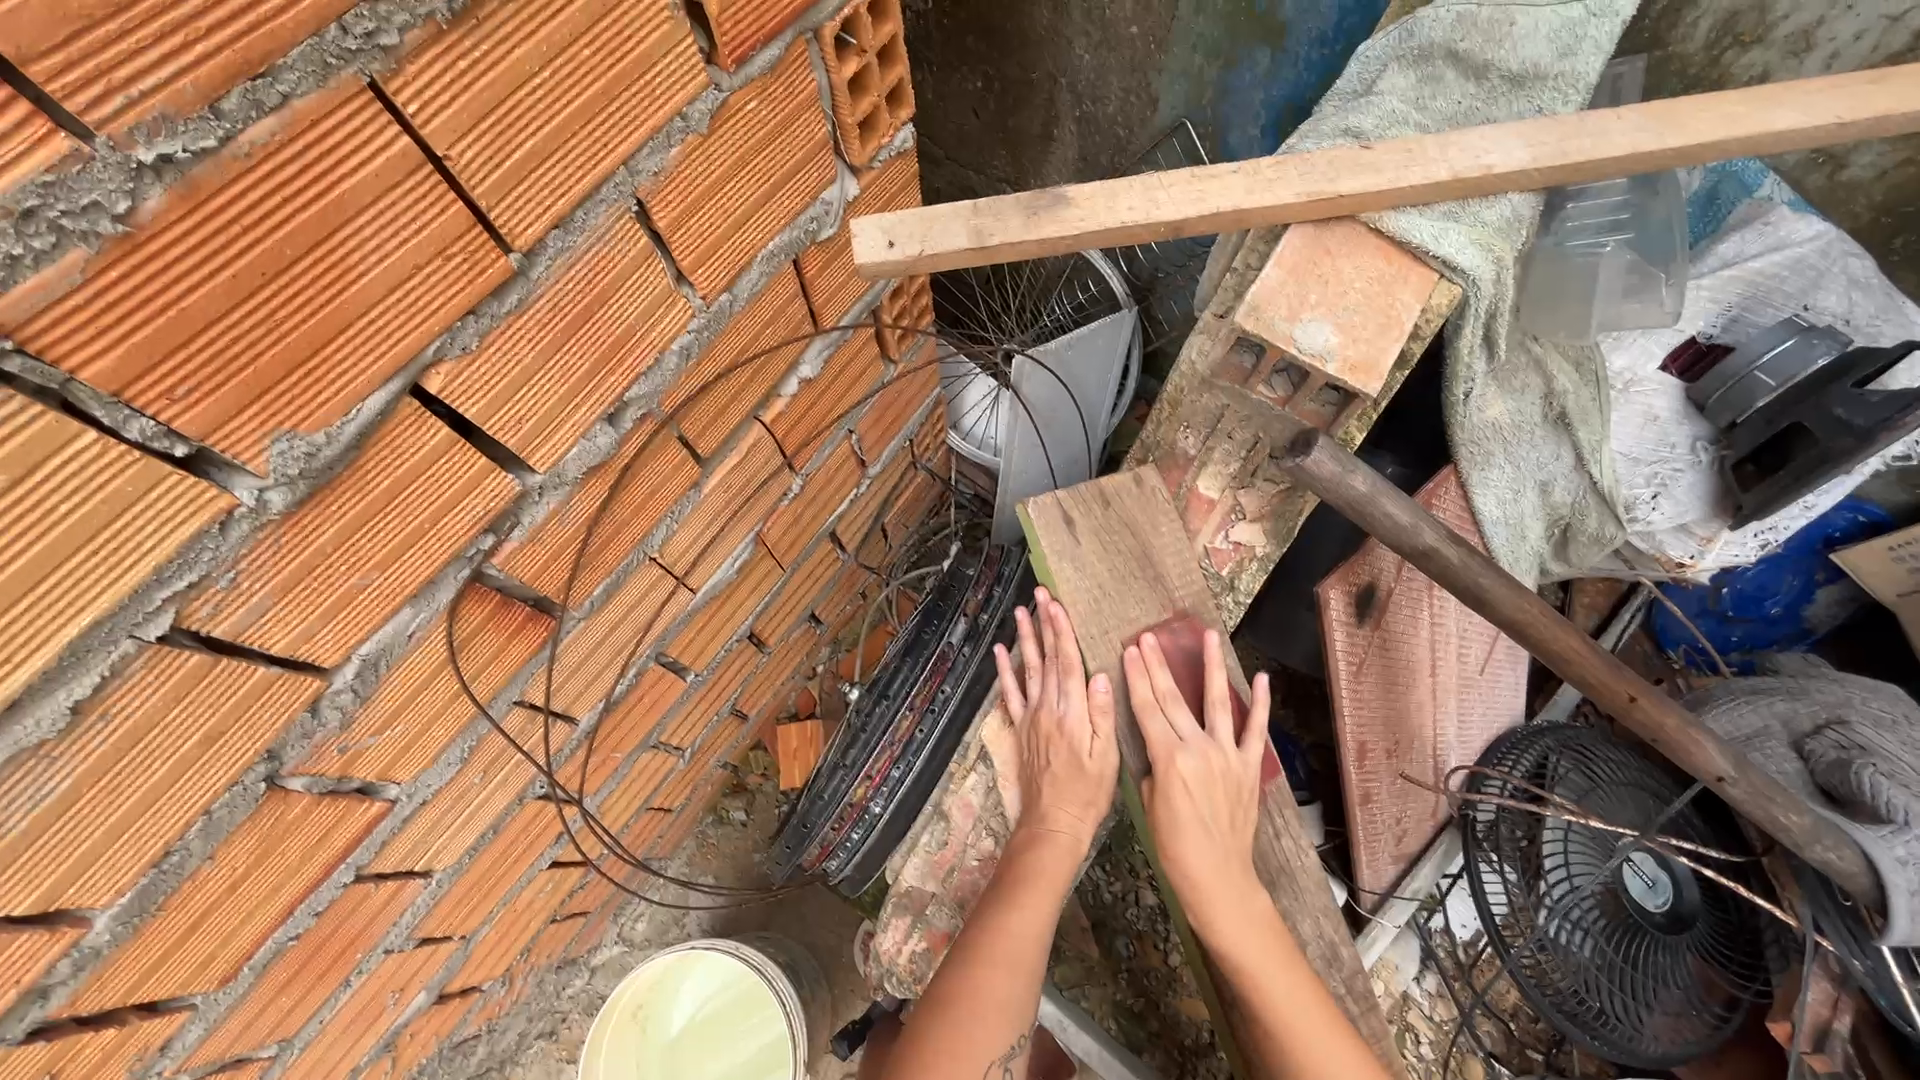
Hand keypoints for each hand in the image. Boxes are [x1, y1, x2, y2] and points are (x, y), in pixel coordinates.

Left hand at [993, 587, 1118, 851]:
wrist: (1051, 824)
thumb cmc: (1087, 795)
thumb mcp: (1107, 759)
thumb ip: (1103, 715)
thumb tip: (1103, 675)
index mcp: (1073, 714)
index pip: (1068, 663)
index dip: (1062, 631)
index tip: (1057, 604)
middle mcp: (1048, 709)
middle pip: (1047, 659)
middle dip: (1044, 624)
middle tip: (1040, 594)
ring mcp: (1031, 718)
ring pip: (1028, 670)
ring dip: (1025, 639)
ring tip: (1020, 611)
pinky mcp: (1020, 730)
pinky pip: (1010, 694)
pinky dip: (1004, 671)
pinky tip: (1000, 651)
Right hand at [1124, 628, 1272, 940]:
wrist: (1217, 875)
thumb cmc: (1173, 845)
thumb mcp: (1148, 802)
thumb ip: (1153, 766)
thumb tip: (1159, 746)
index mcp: (1168, 758)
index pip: (1147, 708)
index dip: (1137, 677)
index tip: (1131, 650)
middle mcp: (1198, 748)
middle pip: (1172, 698)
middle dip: (1158, 665)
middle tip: (1149, 636)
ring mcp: (1227, 755)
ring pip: (1216, 701)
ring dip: (1210, 666)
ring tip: (1207, 635)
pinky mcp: (1249, 766)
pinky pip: (1256, 730)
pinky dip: (1261, 703)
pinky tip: (1262, 678)